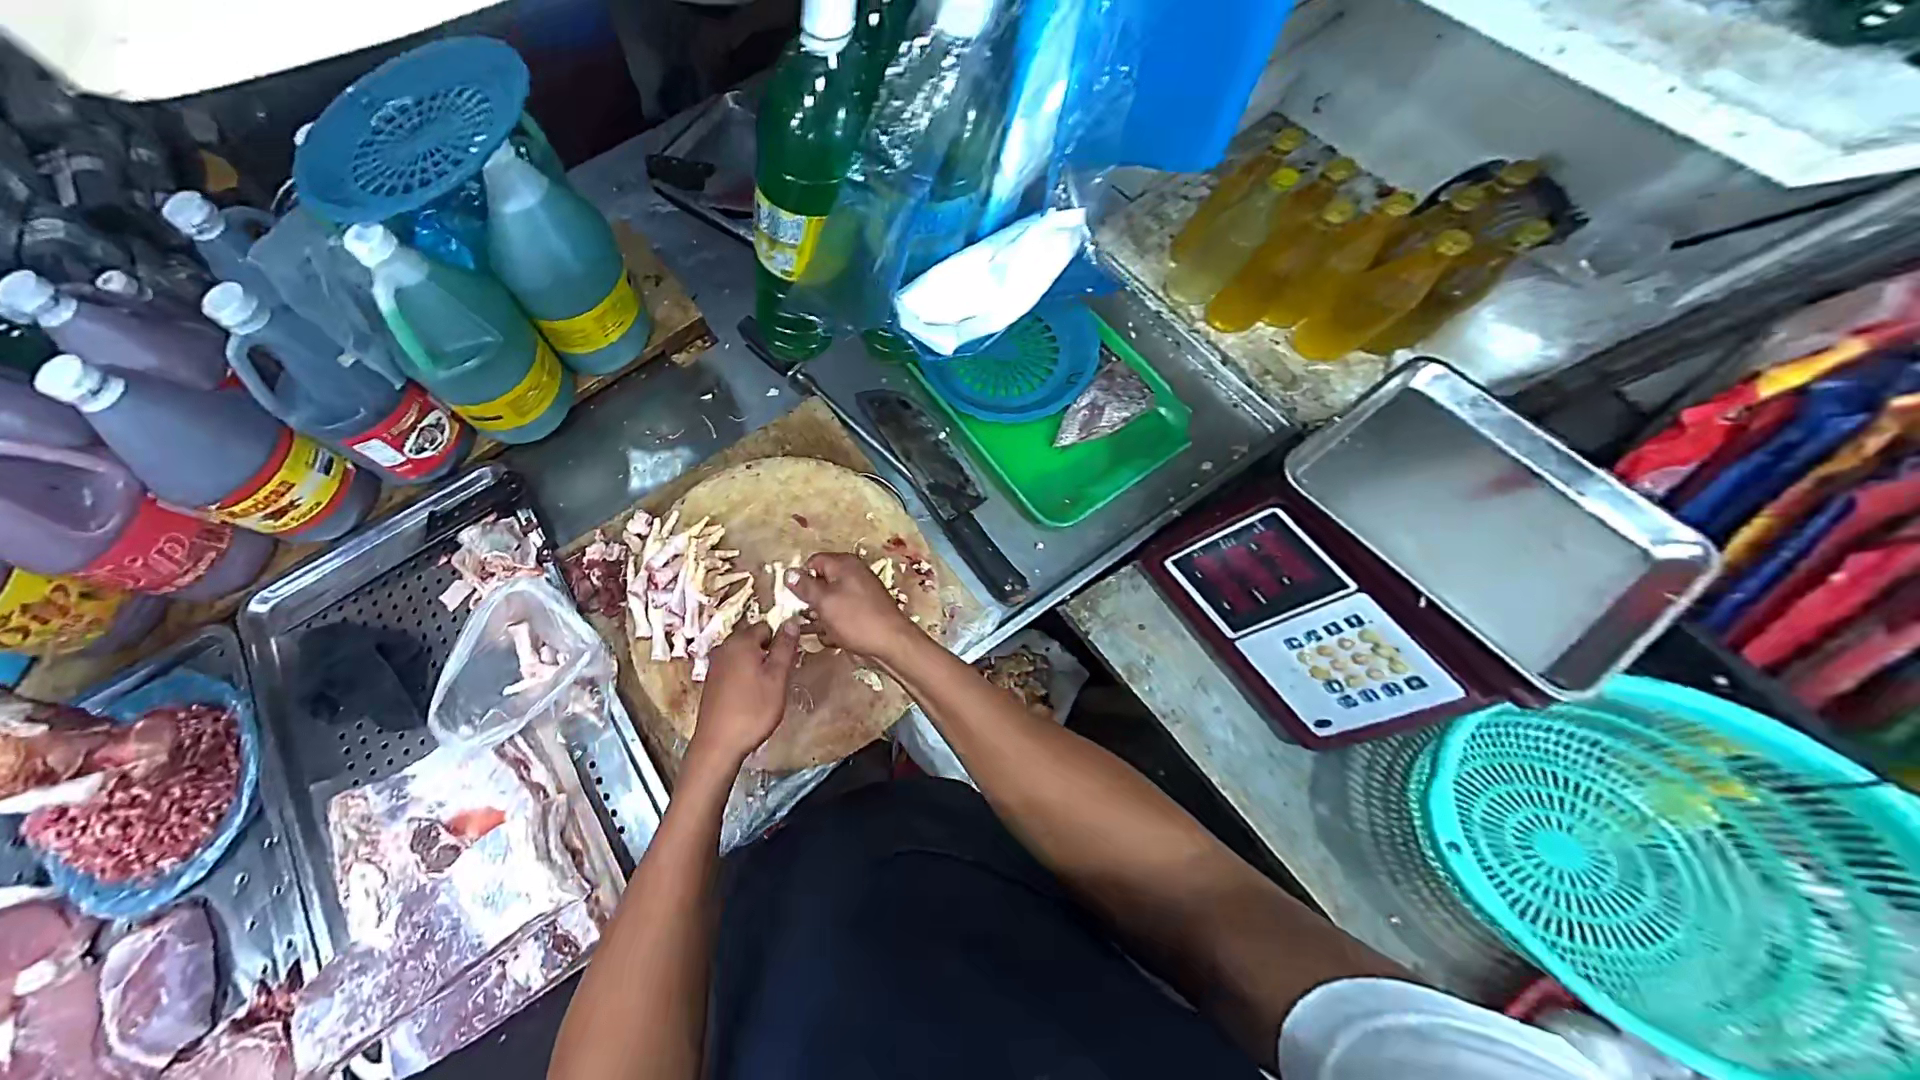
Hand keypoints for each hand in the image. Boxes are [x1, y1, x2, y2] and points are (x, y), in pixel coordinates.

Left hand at [688, 621, 800, 766]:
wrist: (718, 744)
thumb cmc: (753, 709)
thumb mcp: (777, 677)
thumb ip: (784, 647)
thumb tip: (791, 621)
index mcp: (740, 642)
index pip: (766, 626)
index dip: (780, 639)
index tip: (789, 658)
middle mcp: (724, 648)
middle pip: (752, 638)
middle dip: (768, 650)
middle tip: (781, 673)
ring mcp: (715, 665)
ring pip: (743, 653)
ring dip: (757, 663)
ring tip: (768, 685)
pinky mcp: (712, 681)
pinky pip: (733, 667)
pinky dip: (745, 674)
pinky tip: (752, 693)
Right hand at [789, 552, 915, 660]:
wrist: (891, 643)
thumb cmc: (856, 619)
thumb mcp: (824, 601)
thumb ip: (805, 586)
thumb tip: (789, 573)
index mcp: (844, 564)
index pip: (813, 562)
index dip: (801, 578)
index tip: (794, 597)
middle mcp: (853, 574)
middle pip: (821, 582)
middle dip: (811, 601)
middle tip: (805, 617)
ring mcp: (860, 593)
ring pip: (830, 601)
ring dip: (821, 616)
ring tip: (820, 630)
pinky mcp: (864, 611)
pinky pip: (842, 613)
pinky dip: (835, 624)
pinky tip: (833, 637)